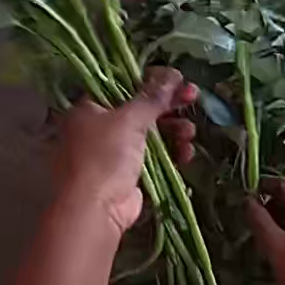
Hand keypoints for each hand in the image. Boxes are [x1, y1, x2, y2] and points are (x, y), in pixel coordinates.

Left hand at [55, 68, 198, 232]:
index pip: (123, 84)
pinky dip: (170, 153)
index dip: (152, 81)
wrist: (94, 210)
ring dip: (173, 130)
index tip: (177, 79)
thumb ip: (152, 97)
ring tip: (190, 133)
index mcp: (90, 107)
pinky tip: (186, 153)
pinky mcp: (129, 174)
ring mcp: (114, 152)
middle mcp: (99, 127)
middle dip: (169, 105)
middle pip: (140, 109)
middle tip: (193, 97)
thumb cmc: (103, 157)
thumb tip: (172, 74)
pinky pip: (154, 157)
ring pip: (150, 134)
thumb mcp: (129, 120)